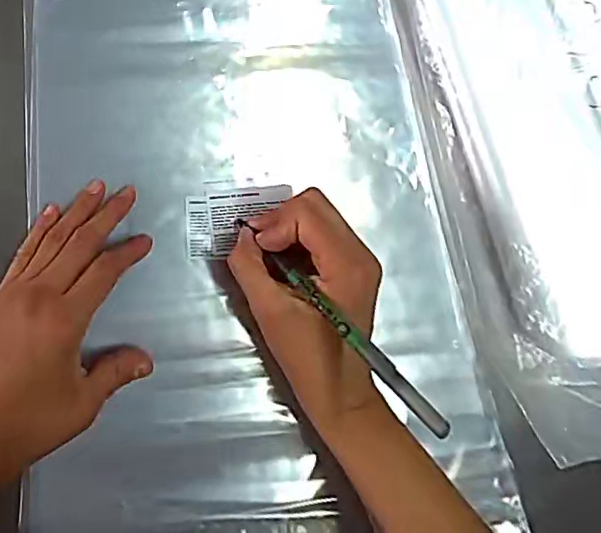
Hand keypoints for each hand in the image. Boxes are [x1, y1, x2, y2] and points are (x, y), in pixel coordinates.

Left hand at [0, 180, 154, 487]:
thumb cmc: (26, 423)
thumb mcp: (82, 403)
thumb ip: (115, 372)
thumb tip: (143, 359)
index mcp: (64, 320)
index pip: (104, 271)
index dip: (127, 253)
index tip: (143, 241)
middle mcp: (40, 297)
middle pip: (82, 243)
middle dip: (108, 214)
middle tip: (126, 194)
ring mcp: (18, 292)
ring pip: (54, 239)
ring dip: (77, 210)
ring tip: (93, 188)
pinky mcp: (1, 296)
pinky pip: (24, 252)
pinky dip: (40, 229)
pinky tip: (50, 212)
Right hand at [227, 188, 384, 430]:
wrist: (340, 395)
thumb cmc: (310, 362)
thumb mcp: (270, 312)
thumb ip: (249, 266)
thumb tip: (241, 235)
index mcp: (347, 264)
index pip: (306, 212)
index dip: (274, 223)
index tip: (254, 246)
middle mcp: (359, 254)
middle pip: (314, 204)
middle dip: (279, 218)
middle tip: (257, 243)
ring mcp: (359, 258)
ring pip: (317, 213)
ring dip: (286, 226)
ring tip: (265, 253)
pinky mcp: (351, 265)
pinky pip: (320, 230)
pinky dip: (296, 236)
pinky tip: (281, 260)